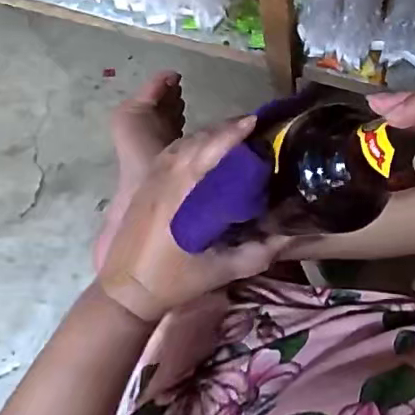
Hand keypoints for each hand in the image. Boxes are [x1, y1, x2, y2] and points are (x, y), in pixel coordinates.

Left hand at [97, 114, 288, 322]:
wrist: (125, 293)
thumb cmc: (173, 281)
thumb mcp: (220, 271)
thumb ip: (256, 253)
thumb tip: (290, 237)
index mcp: (182, 194)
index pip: (209, 150)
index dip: (231, 132)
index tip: (254, 121)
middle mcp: (166, 178)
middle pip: (198, 140)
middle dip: (225, 128)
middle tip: (252, 126)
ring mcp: (152, 178)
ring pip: (184, 142)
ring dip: (209, 134)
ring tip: (234, 133)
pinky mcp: (145, 183)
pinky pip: (172, 151)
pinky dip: (193, 143)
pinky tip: (206, 147)